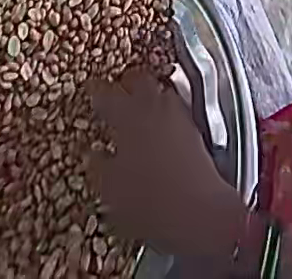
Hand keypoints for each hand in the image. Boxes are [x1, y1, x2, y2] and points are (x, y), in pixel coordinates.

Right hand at [89, 72, 246, 261]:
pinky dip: (164, 106)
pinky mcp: (192, 126)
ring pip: (159, 88)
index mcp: (129, 119)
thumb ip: (99, 166)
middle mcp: (154, 108)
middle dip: (125, 81)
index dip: (96, 90)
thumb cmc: (153, 205)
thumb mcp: (114, 192)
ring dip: (147, 91)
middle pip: (138, 79)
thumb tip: (90, 153)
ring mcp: (176, 114)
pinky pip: (174, 104)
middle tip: (116, 91)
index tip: (89, 90)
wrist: (202, 213)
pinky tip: (159, 123)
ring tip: (137, 105)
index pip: (107, 94)